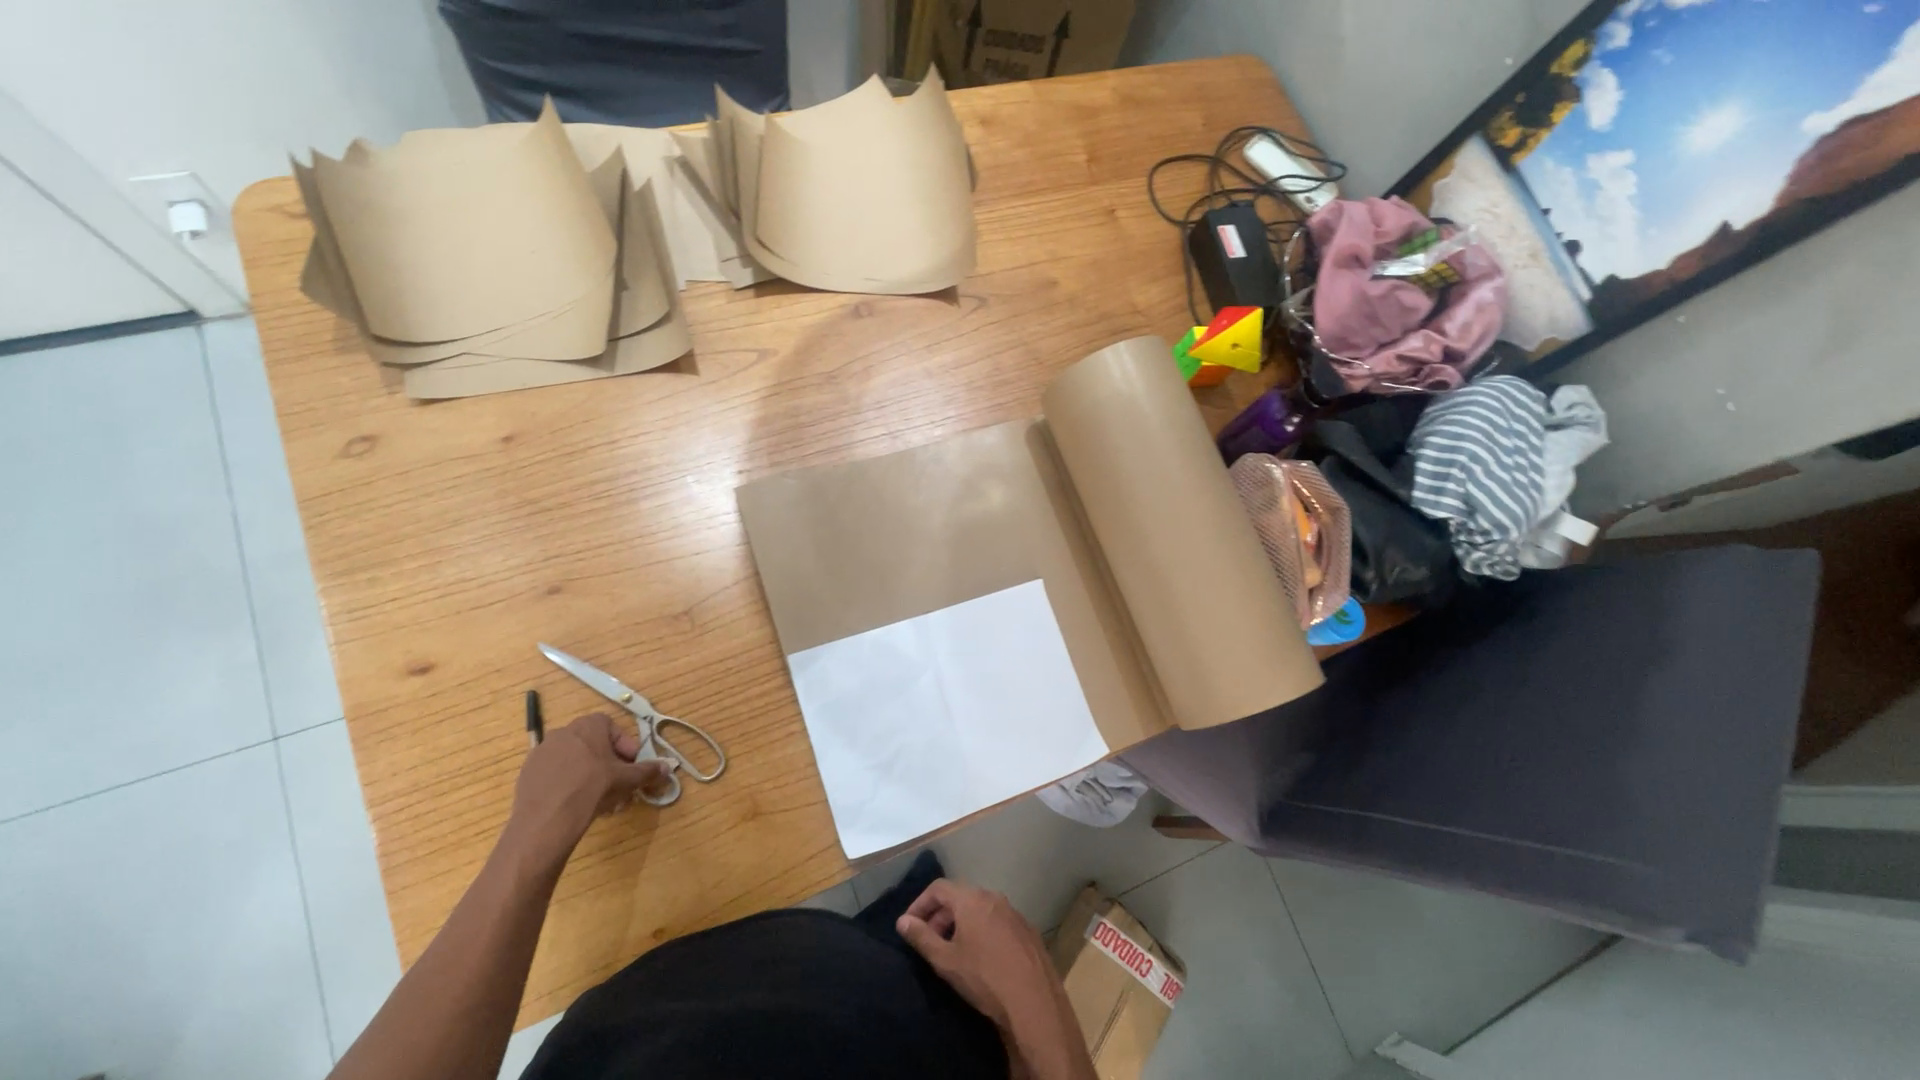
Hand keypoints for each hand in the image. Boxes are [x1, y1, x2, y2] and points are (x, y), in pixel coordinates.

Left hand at [506, 713, 673, 858]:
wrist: (548, 818)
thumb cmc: (594, 788)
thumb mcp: (627, 779)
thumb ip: (648, 771)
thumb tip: (668, 767)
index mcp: (587, 726)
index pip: (610, 725)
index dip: (623, 744)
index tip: (630, 764)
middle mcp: (562, 732)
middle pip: (592, 743)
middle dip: (607, 762)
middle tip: (617, 783)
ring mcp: (541, 752)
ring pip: (573, 759)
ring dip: (588, 773)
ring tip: (597, 797)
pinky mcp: (528, 773)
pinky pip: (554, 773)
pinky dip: (566, 783)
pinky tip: (574, 803)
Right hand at [896, 879, 1093, 1079]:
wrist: (1033, 1001)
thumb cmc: (983, 977)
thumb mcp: (945, 960)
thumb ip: (921, 937)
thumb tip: (902, 921)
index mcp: (972, 899)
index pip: (938, 887)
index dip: (920, 903)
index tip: (909, 925)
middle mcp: (994, 897)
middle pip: (960, 896)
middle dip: (940, 914)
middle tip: (929, 940)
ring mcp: (1014, 913)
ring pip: (980, 908)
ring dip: (961, 922)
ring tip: (952, 949)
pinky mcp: (1028, 930)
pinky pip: (998, 921)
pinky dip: (983, 929)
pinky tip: (981, 956)